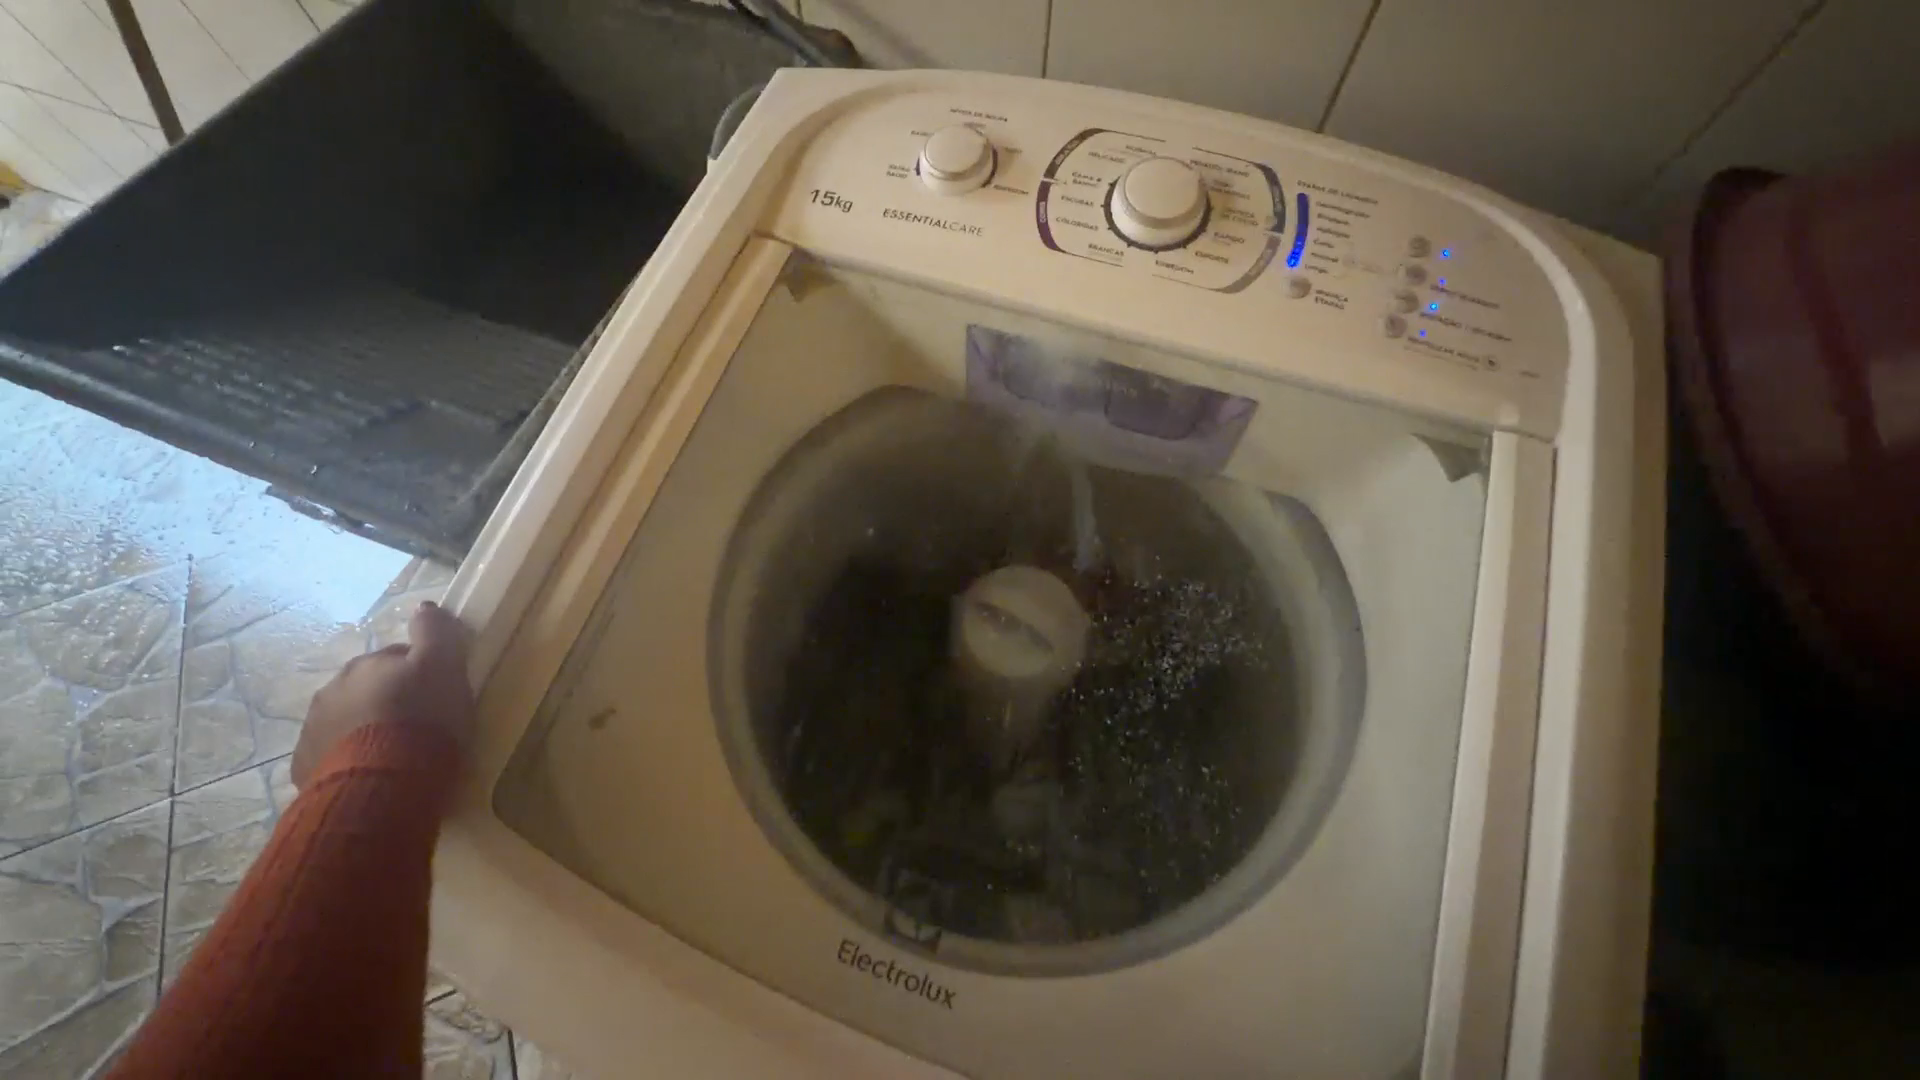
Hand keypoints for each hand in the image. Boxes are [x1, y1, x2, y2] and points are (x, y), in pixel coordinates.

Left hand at [292, 601, 475, 788]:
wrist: (382, 783)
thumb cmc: (422, 719)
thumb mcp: (444, 667)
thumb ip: (435, 632)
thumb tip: (424, 606)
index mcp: (367, 664)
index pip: (399, 657)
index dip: (423, 672)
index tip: (441, 693)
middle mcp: (333, 689)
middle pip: (371, 687)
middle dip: (391, 698)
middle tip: (421, 722)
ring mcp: (314, 728)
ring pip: (351, 718)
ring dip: (370, 726)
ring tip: (398, 750)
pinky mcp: (307, 765)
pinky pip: (335, 752)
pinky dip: (352, 755)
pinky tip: (375, 769)